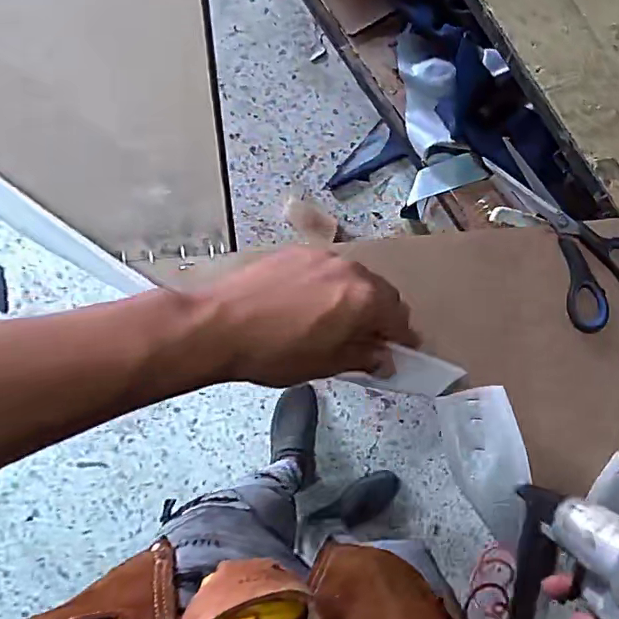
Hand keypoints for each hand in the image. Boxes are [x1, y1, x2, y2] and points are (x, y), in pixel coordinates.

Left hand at [150, 247, 420, 390]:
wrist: (216, 326)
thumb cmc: (269, 350)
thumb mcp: (326, 365)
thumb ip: (364, 357)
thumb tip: (383, 358)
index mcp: (364, 299)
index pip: (400, 318)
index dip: (402, 338)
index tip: (401, 349)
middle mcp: (349, 271)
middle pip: (382, 294)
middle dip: (381, 317)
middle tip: (368, 341)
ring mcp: (322, 258)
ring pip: (355, 279)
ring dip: (355, 299)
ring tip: (335, 324)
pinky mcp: (297, 253)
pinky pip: (327, 270)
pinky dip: (329, 287)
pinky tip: (309, 307)